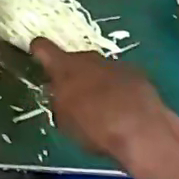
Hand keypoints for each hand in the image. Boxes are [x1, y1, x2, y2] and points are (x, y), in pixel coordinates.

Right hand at [30, 41, 178, 175]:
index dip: (38, 50)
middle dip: (72, 75)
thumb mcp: (64, 120)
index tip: (36, 55)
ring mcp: (114, 64)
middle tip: (73, 98)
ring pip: (98, 69)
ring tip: (101, 108)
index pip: (43, 47)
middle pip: (74, 60)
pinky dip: (117, 89)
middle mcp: (88, 58)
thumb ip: (57, 101)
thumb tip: (58, 93)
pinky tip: (123, 110)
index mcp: (64, 67)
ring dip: (96, 82)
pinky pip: (119, 78)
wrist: (142, 130)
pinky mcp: (137, 74)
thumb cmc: (94, 127)